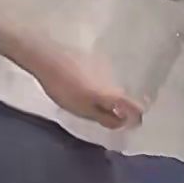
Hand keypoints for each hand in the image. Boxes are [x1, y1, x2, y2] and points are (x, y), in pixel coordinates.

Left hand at [27, 48, 143, 128]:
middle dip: (123, 108)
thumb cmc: (65, 88)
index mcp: (115, 94)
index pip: (137, 107)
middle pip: (127, 97)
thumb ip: (106, 118)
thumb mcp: (84, 111)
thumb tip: (124, 123)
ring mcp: (105, 69)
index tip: (128, 125)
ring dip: (111, 97)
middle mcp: (115, 80)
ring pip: (115, 87)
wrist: (46, 58)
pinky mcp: (94, 61)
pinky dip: (101, 86)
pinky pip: (105, 79)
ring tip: (95, 104)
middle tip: (109, 118)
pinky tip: (87, 89)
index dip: (136, 118)